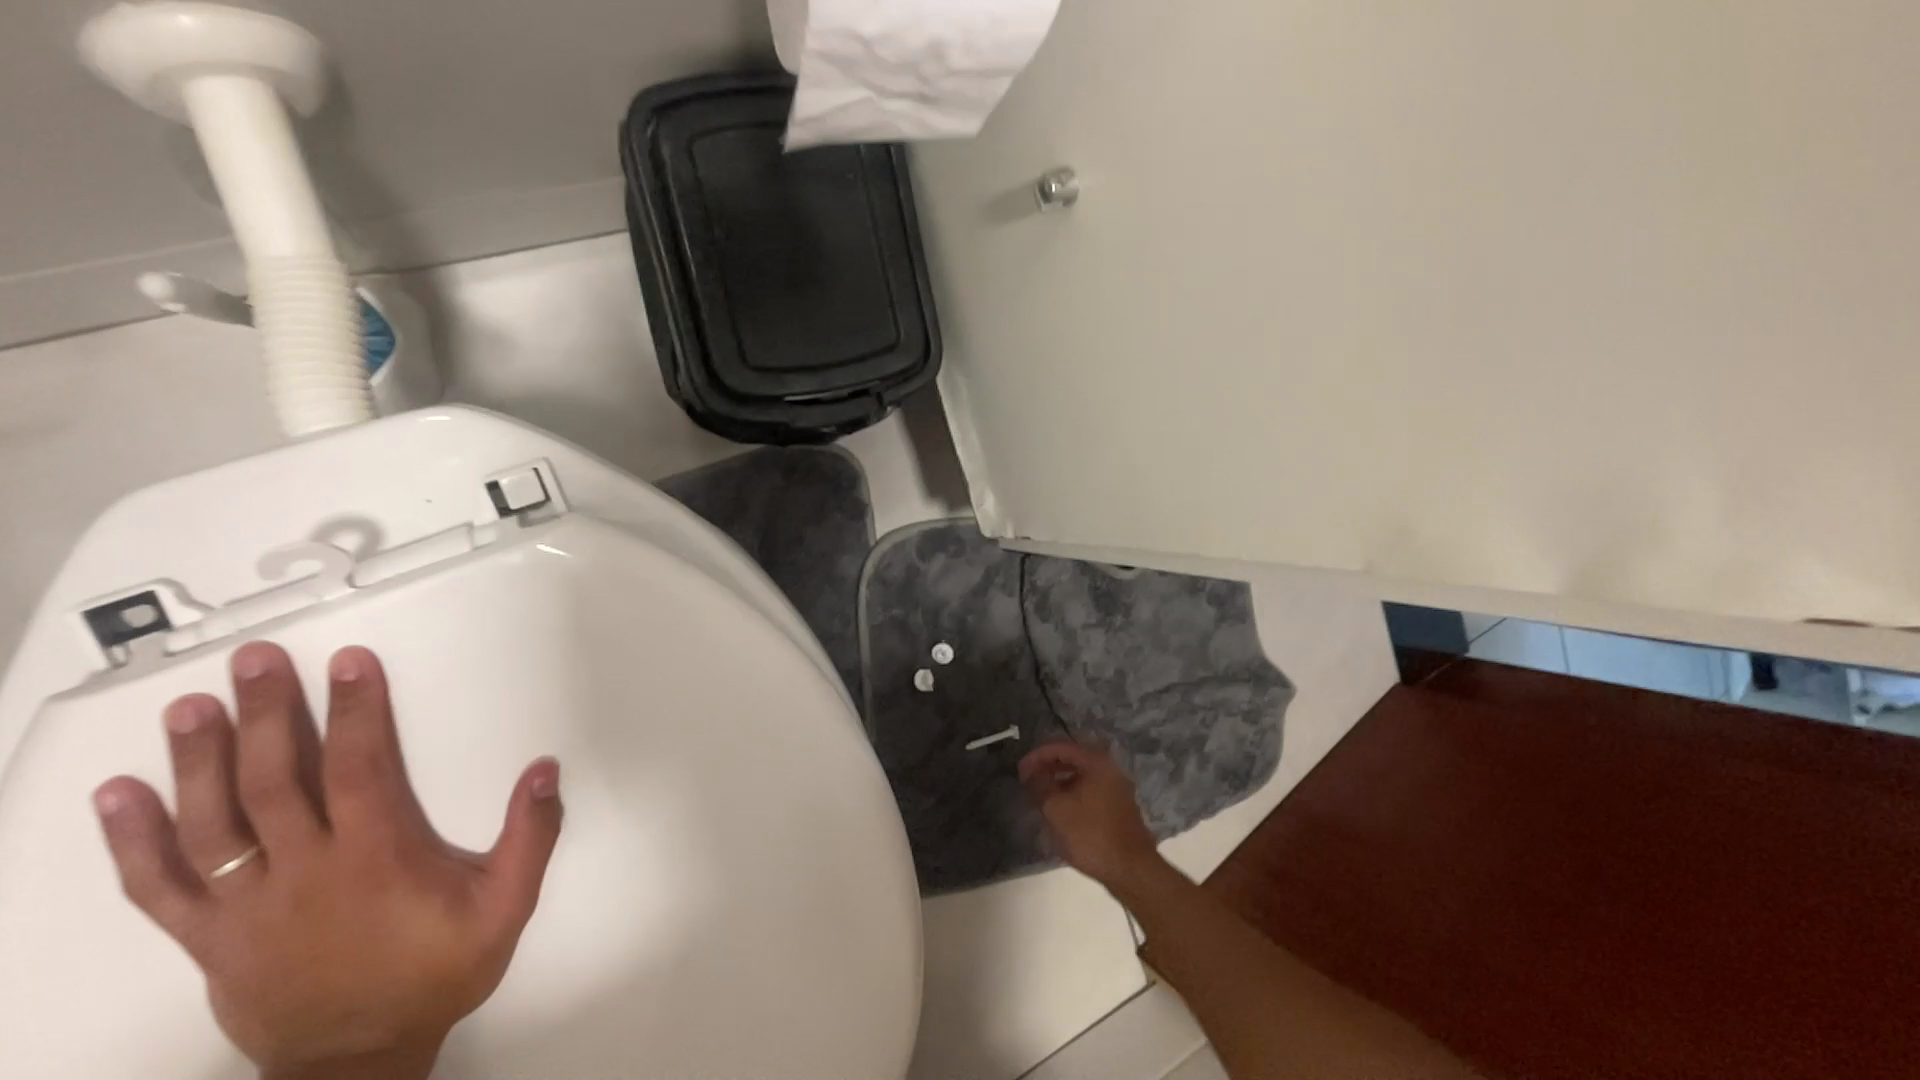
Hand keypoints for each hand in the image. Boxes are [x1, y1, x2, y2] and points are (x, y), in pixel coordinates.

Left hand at [91, 642, 562, 1079]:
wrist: (358, 1061)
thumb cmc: (433, 975)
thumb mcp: (504, 910)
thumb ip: (529, 839)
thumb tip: (543, 771)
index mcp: (375, 858)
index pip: (359, 767)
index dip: (355, 710)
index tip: (348, 662)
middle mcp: (304, 870)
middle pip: (275, 780)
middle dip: (267, 713)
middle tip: (255, 660)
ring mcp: (247, 903)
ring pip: (213, 822)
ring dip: (197, 760)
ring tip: (191, 706)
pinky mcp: (209, 934)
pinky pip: (161, 886)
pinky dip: (132, 840)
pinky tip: (119, 795)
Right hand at [1019, 741, 1161, 890]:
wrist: (1130, 869)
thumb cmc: (1091, 834)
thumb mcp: (1057, 809)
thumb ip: (1040, 785)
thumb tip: (1030, 773)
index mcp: (1097, 763)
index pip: (1061, 748)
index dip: (1036, 756)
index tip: (1019, 771)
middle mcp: (1110, 769)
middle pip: (1072, 759)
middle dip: (1047, 767)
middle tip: (1027, 781)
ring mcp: (1116, 789)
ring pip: (1081, 776)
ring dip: (1058, 781)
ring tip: (1039, 796)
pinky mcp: (1118, 807)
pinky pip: (1089, 790)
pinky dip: (1071, 793)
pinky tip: (1059, 809)